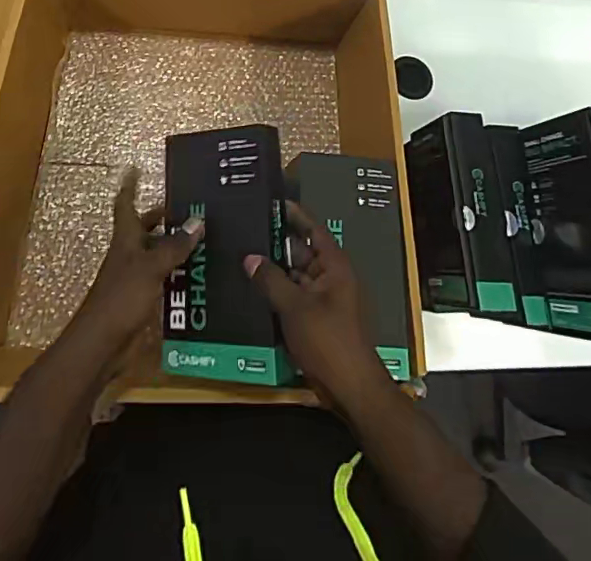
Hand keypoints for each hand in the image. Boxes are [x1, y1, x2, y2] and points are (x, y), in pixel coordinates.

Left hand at [69, 167, 202, 351]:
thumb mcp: (151, 268)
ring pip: (156, 254)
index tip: (134, 169)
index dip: (129, 187)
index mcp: (126, 239)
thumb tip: (197, 220)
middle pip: (145, 229)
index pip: (126, 205)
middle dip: (163, 218)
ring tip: (204, 241)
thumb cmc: (121, 298)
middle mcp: (129, 254)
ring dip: (175, 247)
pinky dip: (178, 275)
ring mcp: (135, 277)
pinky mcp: (142, 300)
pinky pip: (164, 279)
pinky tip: (198, 278)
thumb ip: (174, 246)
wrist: (102, 343)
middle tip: (190, 211)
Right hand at [244, 201, 392, 408]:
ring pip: (292, 275)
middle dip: (274, 243)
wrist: (350, 389)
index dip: (294, 214)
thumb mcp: (295, 307)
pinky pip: (291, 297)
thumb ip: (270, 279)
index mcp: (333, 267)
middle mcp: (329, 278)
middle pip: (299, 251)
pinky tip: (250, 289)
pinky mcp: (313, 320)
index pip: (313, 229)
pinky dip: (274, 292)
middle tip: (244, 230)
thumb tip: (250, 257)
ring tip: (240, 255)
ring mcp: (321, 300)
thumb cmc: (329, 341)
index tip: (271, 201)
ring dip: (271, 269)